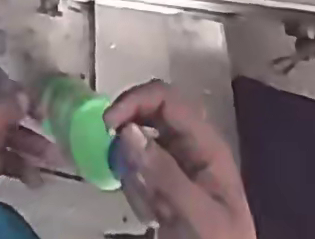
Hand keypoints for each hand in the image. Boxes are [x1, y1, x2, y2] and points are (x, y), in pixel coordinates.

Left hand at [0, 62, 55, 211]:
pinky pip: (2, 160)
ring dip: (28, 143)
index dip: (3, 77)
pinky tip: (35, 180)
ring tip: (52, 158)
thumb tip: (23, 91)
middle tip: (47, 121)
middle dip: (23, 115)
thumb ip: (0, 108)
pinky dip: (19, 166)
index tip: (28, 89)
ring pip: (3, 134)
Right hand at [105, 80, 255, 238]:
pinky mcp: (165, 180)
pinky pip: (138, 165)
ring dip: (133, 167)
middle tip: (111, 153)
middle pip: (150, 110)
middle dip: (129, 131)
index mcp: (205, 142)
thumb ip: (165, 174)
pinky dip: (134, 184)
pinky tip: (151, 215)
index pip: (166, 98)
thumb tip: (127, 130)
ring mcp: (177, 161)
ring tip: (149, 207)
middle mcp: (190, 144)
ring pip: (140, 139)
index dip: (135, 100)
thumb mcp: (198, 215)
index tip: (108, 123)